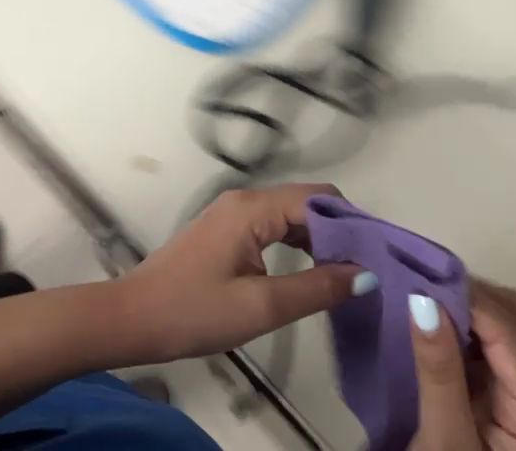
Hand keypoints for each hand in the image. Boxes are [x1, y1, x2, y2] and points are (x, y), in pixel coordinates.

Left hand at [116, 184, 370, 363]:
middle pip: (305, 202)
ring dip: (320, 238)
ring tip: (350, 275)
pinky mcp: (225, 232)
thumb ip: (316, 288)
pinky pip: (272, 227)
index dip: (352, 222)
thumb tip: (365, 273)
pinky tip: (312, 272)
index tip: (381, 254)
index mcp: (251, 209)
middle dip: (340, 230)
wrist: (133, 318)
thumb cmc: (194, 312)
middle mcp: (243, 201)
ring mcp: (231, 215)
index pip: (317, 198)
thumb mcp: (261, 306)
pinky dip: (297, 244)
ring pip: (289, 215)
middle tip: (371, 268)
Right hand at [408, 279, 515, 450]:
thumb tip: (423, 299)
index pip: (509, 332)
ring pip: (502, 332)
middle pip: (515, 324)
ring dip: (462, 307)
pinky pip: (485, 352)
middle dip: (468, 294)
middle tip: (413, 280)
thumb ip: (438, 372)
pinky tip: (425, 324)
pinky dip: (457, 328)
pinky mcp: (497, 408)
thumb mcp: (443, 443)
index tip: (415, 272)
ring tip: (415, 295)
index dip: (467, 295)